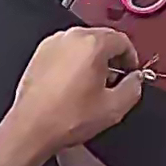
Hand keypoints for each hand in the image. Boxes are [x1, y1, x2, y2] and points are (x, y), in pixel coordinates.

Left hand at [0, 28, 144, 160]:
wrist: (31, 128)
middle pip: (103, 38)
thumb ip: (133, 88)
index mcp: (93, 44)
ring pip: (84, 43)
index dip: (131, 57)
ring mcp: (54, 43)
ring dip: (92, 58)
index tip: (130, 71)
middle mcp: (72, 37)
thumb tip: (135, 80)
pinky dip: (73, 61)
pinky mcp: (41, 52)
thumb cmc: (65, 118)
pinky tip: (72, 84)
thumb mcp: (113, 108)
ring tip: (91, 85)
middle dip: (112, 57)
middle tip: (114, 79)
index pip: (122, 40)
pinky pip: (66, 50)